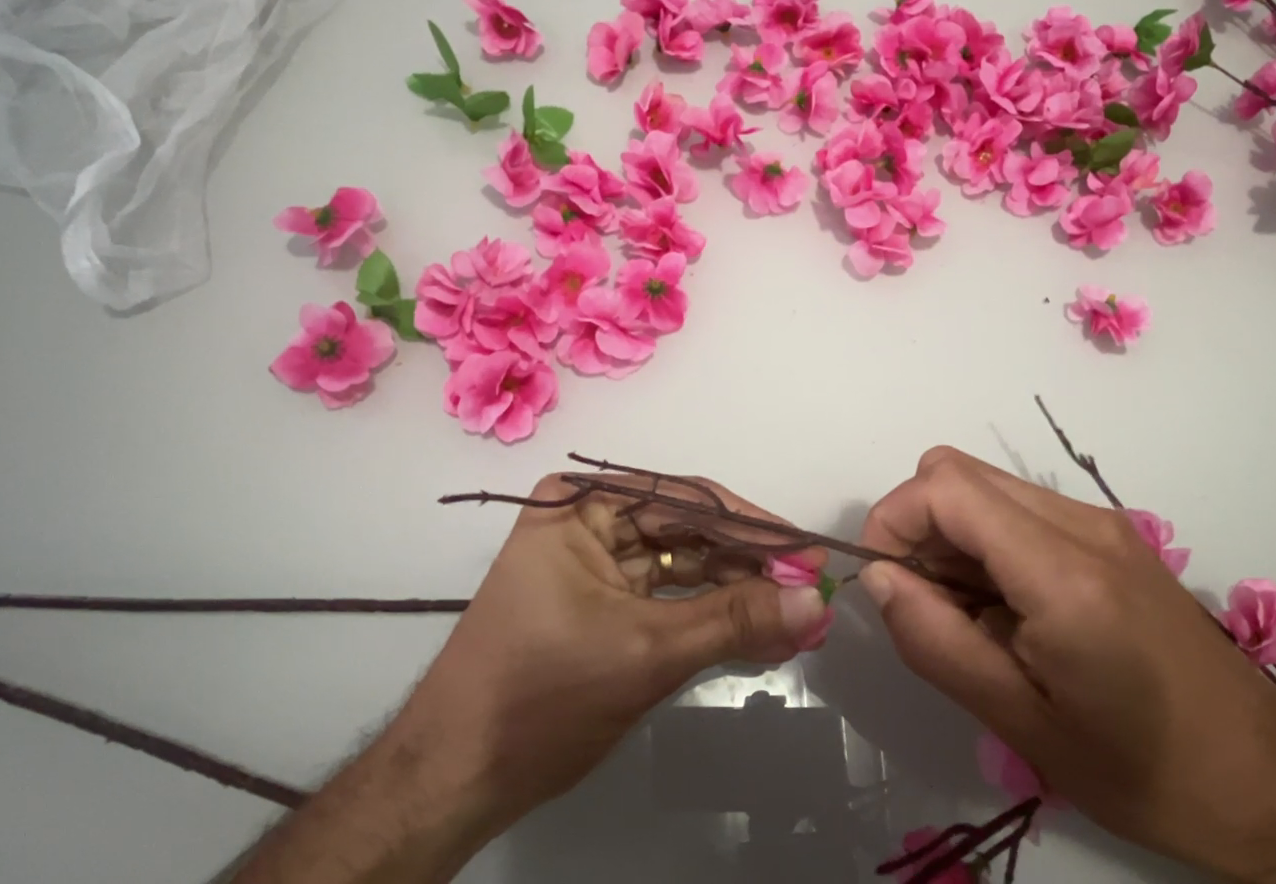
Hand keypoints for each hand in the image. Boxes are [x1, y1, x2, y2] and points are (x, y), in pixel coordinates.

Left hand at [232, 473, 828, 883]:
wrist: (459, 774)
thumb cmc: (542, 694)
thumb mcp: (646, 652)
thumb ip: (735, 620)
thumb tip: (816, 600)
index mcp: (582, 506)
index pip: (688, 500)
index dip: (755, 528)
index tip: (811, 556)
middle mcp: (588, 521)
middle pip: (690, 530)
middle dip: (752, 564)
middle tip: (812, 592)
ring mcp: (595, 564)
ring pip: (685, 566)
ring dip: (739, 592)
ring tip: (797, 616)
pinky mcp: (604, 606)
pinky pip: (671, 598)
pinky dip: (713, 615)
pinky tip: (759, 630)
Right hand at [857, 447, 1275, 883]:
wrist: (1272, 780)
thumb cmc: (1143, 769)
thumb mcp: (1023, 725)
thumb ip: (938, 642)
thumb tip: (877, 578)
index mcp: (1061, 571)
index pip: (942, 487)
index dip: (891, 522)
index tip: (882, 587)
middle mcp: (1083, 524)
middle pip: (958, 471)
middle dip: (916, 526)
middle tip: (923, 607)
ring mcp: (1104, 525)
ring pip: (988, 487)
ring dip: (950, 537)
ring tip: (968, 620)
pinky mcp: (1114, 539)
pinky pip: (1022, 512)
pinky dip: (987, 544)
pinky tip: (1008, 614)